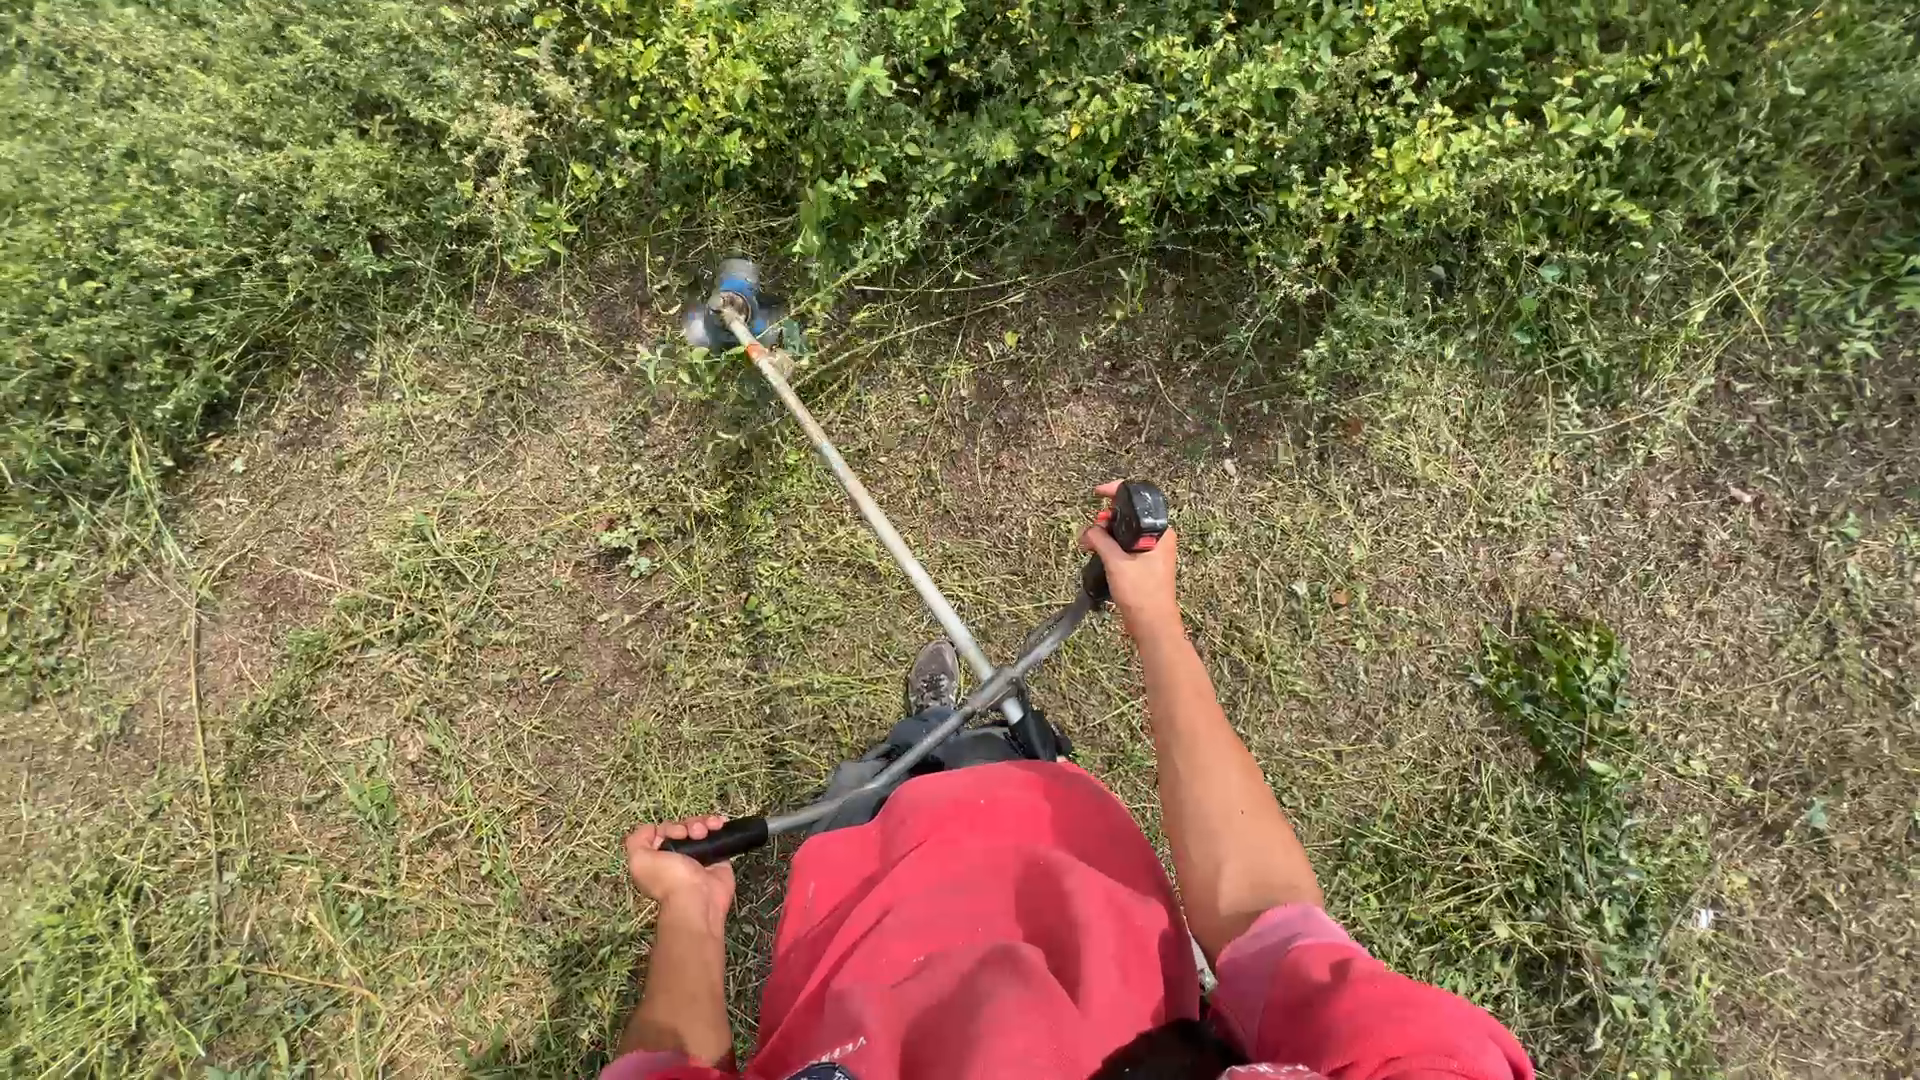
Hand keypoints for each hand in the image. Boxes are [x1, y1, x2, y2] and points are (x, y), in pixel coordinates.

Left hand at [625, 817, 736, 923]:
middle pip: (683, 827)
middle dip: (689, 825)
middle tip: (694, 834)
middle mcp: (677, 856)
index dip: (670, 828)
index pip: (664, 831)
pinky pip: (717, 834)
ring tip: (708, 831)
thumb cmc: (669, 879)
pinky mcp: (717, 856)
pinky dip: (718, 825)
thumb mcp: (639, 861)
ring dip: (704, 823)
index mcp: (658, 857)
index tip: (677, 835)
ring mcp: (698, 855)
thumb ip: (637, 841)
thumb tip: (650, 828)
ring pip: (700, 828)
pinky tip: (719, 824)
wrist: (698, 896)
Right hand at [1079, 479, 1179, 634]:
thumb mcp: (1116, 562)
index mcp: (1160, 532)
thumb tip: (1089, 530)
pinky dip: (1109, 548)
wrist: (1152, 625)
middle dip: (1105, 520)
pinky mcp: (1144, 564)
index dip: (1116, 493)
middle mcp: (1158, 538)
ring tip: (1088, 545)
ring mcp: (1152, 552)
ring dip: (1105, 536)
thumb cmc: (1141, 594)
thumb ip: (1101, 540)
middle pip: (1128, 517)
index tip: (1098, 493)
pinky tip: (1096, 554)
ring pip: (1124, 533)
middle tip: (1090, 532)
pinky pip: (1124, 547)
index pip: (1138, 502)